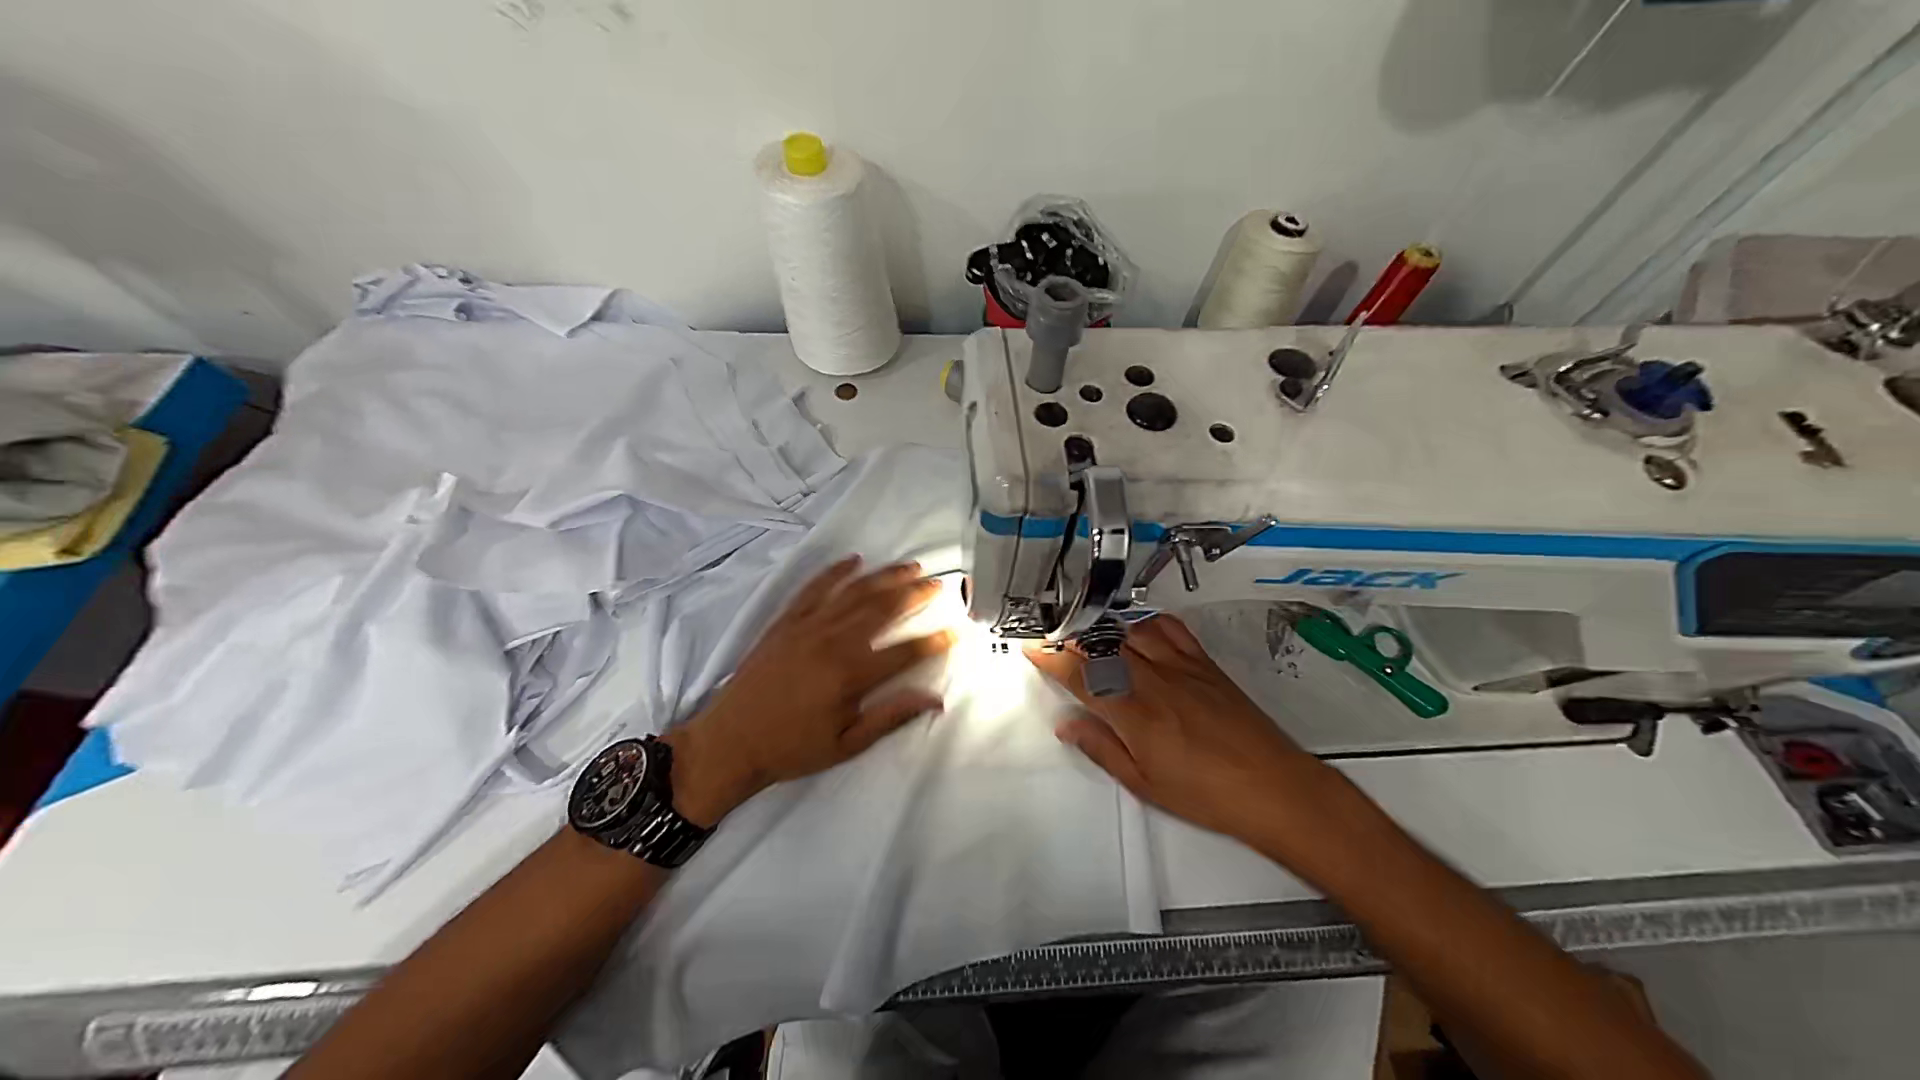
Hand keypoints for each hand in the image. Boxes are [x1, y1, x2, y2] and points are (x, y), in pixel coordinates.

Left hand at [665, 557, 953, 825]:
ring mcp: (808, 627)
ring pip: (855, 592)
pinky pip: (815, 589)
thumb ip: (891, 716)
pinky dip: (835, 572)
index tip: (957, 630)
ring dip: (885, 577)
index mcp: (851, 675)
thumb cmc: (792, 748)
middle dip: (916, 594)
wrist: (730, 741)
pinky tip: (854, 561)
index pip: (905, 652)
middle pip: (884, 609)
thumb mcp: (847, 743)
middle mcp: (833, 641)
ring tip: (911, 567)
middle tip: (940, 584)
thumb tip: (935, 700)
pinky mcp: (786, 622)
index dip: (935, 641)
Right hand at [1028, 615, 1330, 842]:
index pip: (1079, 674)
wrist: (1274, 788)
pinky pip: (1170, 629)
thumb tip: (1070, 727)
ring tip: (1090, 635)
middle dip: (1071, 640)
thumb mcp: (1143, 782)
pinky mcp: (1205, 665)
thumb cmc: (1210, 793)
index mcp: (1132, 712)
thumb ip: (1101, 748)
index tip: (1035, 650)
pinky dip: (1147, 623)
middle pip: (1101, 645)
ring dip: (1104, 629)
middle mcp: (1153, 681)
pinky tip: (1139, 630)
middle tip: (1057, 643)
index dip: (1051, 658)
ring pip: (1131, 631)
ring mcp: (1181, 667)